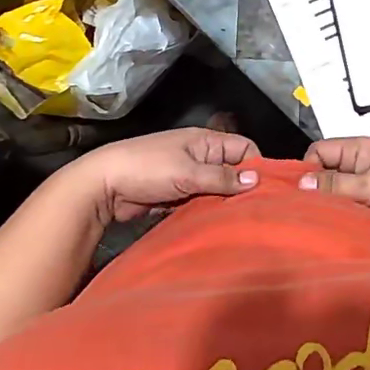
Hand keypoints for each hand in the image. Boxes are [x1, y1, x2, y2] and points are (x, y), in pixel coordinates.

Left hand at [66, 128, 259, 224]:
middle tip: (257, 213)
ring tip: (240, 224)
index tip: (266, 191)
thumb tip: (256, 180)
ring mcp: (187, 177)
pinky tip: (217, 228)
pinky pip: (200, 204)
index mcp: (205, 141)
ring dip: (223, 205)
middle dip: (242, 190)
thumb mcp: (188, 172)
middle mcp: (200, 157)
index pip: (243, 149)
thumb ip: (222, 178)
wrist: (103, 186)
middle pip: (232, 171)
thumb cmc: (148, 169)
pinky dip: (207, 213)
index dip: (257, 166)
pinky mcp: (176, 197)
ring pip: (216, 190)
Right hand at [300, 137, 369, 245]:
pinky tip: (337, 230)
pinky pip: (349, 209)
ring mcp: (367, 185)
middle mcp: (360, 163)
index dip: (307, 169)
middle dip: (317, 191)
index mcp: (358, 148)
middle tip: (306, 212)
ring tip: (320, 224)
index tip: (300, 193)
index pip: (319, 151)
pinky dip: (344, 218)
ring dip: (331, 207)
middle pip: (325, 173)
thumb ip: (334, 185)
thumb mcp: (368, 186)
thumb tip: (301, 183)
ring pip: (336, 194)